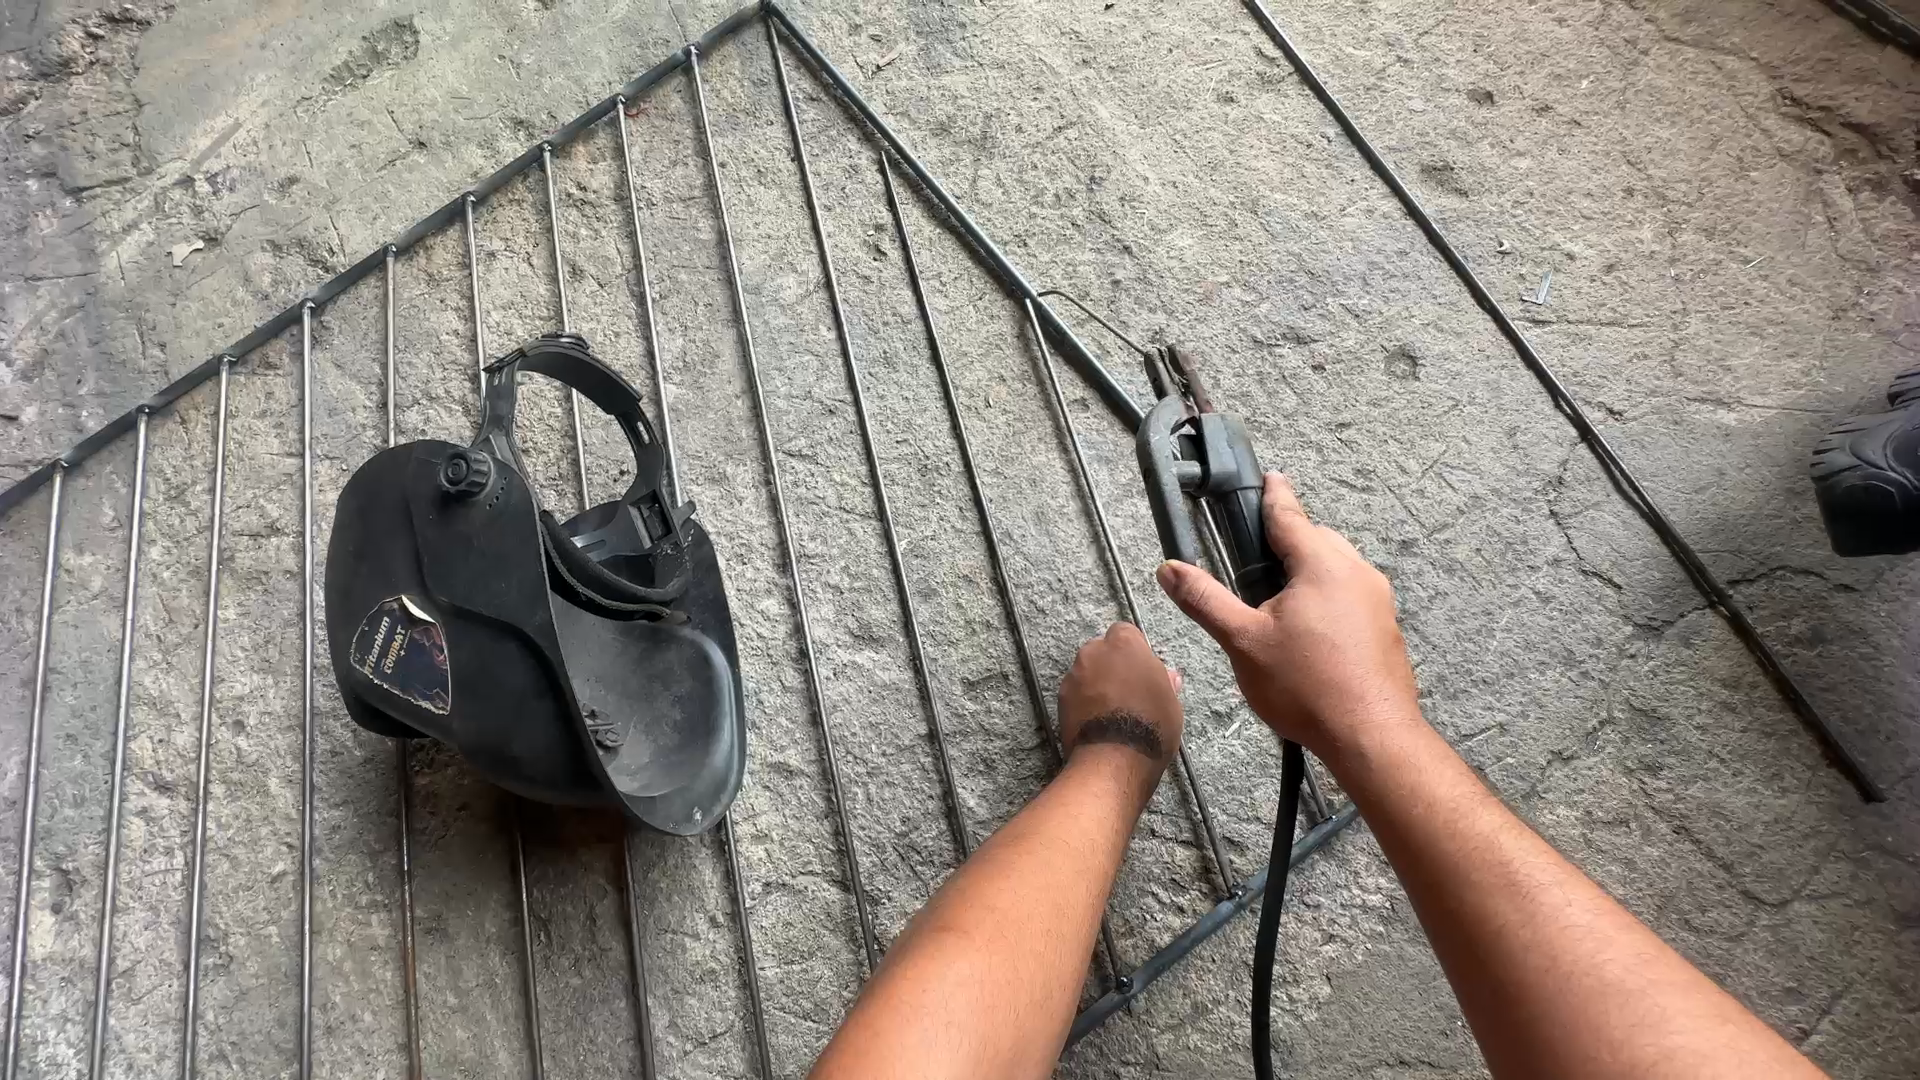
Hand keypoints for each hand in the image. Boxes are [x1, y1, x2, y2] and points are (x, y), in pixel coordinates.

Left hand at [1057, 623, 1182, 806]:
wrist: (1114, 759)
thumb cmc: (1151, 727)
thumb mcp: (1171, 703)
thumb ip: (1164, 682)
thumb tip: (1167, 676)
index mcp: (1125, 644)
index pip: (1125, 632)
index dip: (1133, 650)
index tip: (1141, 669)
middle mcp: (1095, 652)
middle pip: (1102, 650)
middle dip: (1111, 664)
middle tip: (1127, 690)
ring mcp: (1075, 673)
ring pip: (1087, 670)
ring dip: (1095, 682)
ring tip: (1111, 708)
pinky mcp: (1061, 695)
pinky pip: (1075, 690)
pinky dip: (1083, 699)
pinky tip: (1096, 719)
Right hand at [1155, 473, 1420, 757]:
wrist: (1372, 738)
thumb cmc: (1305, 686)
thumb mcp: (1242, 641)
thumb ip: (1204, 599)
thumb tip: (1168, 569)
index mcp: (1322, 565)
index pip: (1291, 517)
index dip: (1275, 495)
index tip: (1270, 475)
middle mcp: (1358, 573)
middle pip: (1317, 539)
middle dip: (1288, 537)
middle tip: (1253, 555)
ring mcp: (1378, 601)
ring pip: (1336, 566)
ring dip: (1307, 567)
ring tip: (1274, 596)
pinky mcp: (1385, 628)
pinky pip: (1350, 592)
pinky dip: (1325, 592)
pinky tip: (1305, 626)